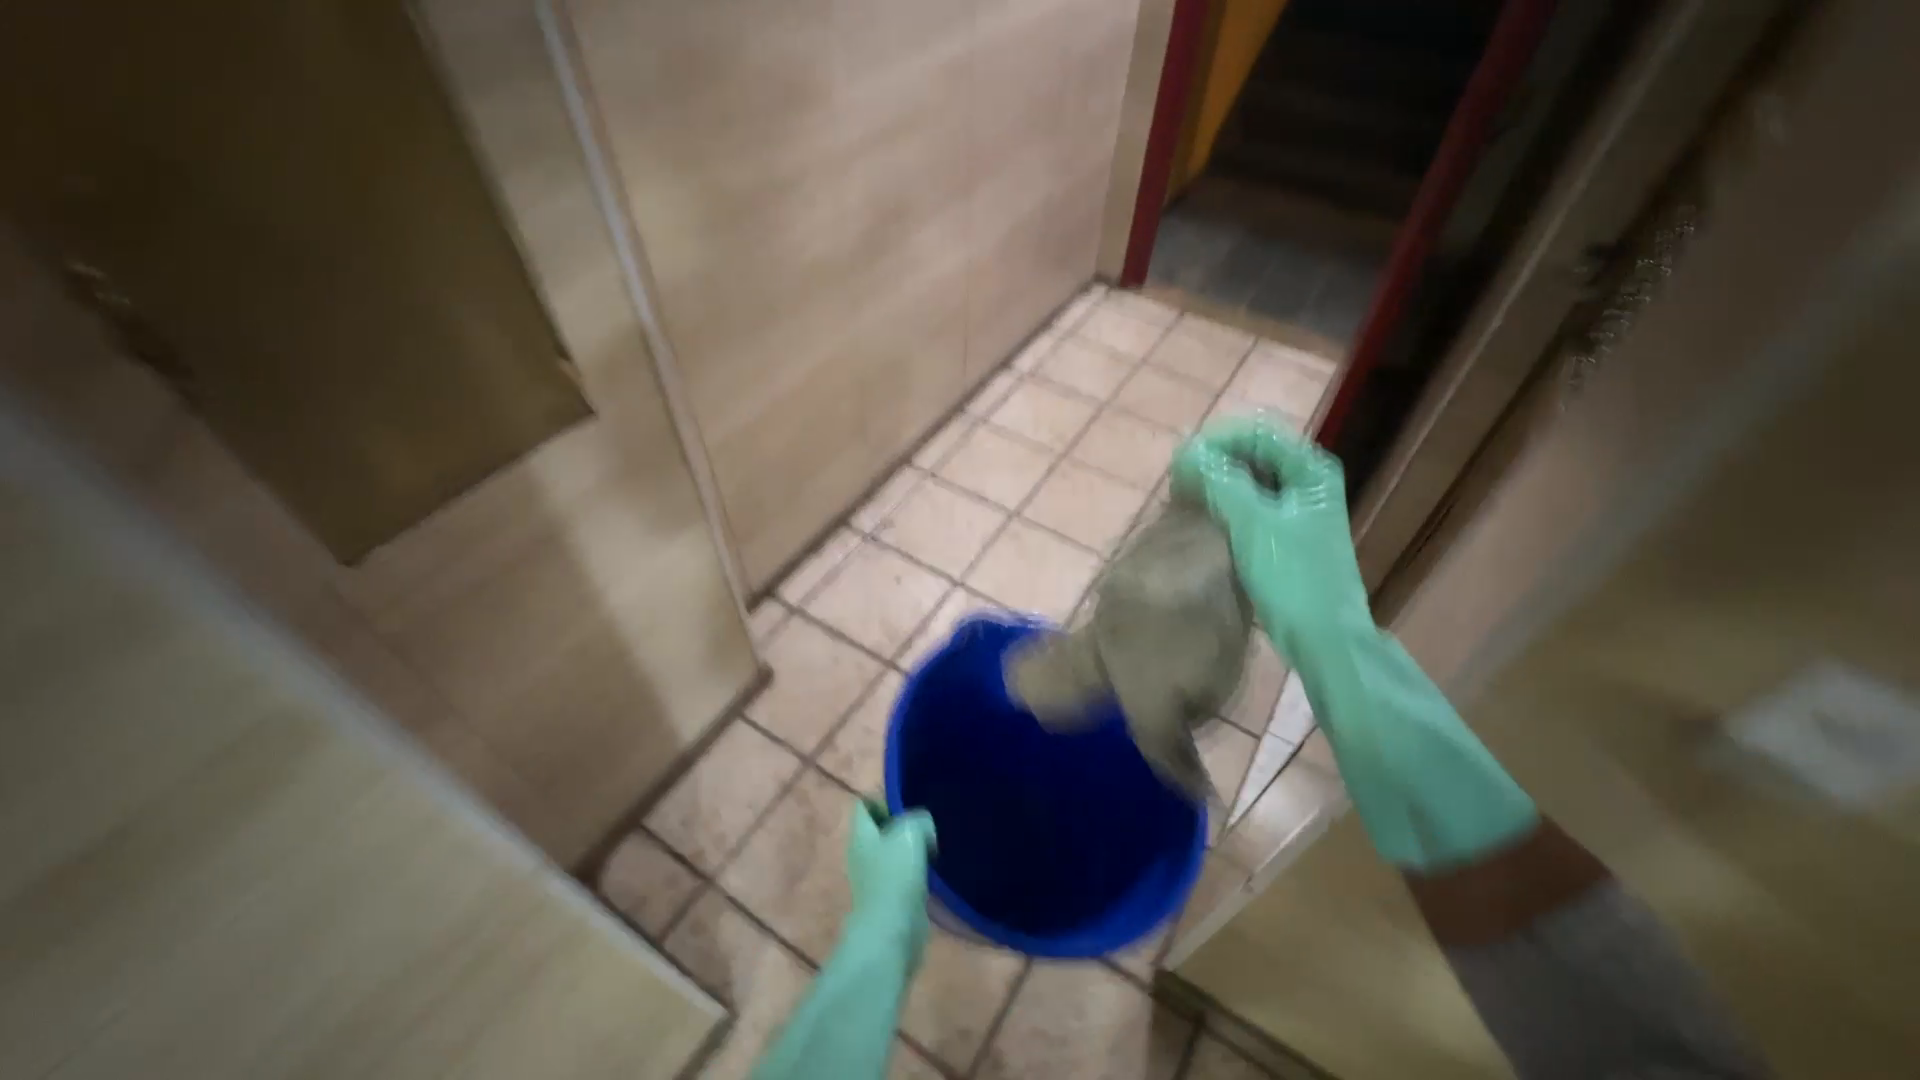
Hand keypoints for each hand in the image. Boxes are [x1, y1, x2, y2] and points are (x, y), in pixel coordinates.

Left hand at [844, 799, 936, 970]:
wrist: (892, 931)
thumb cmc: (895, 876)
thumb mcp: (910, 832)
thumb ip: (919, 819)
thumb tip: (925, 829)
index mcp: (860, 834)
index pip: (864, 804)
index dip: (884, 797)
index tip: (910, 800)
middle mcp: (863, 853)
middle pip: (881, 829)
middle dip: (903, 823)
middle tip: (929, 822)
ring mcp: (875, 878)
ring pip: (895, 853)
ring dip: (913, 849)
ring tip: (938, 843)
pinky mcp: (890, 898)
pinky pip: (905, 875)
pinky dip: (919, 871)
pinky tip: (937, 870)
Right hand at [1170, 416, 1373, 664]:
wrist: (1323, 638)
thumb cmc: (1292, 577)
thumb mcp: (1251, 523)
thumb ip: (1218, 481)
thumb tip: (1184, 452)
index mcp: (1310, 469)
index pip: (1254, 433)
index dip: (1215, 442)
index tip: (1180, 466)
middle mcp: (1308, 482)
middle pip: (1252, 454)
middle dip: (1214, 463)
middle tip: (1178, 484)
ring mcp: (1298, 510)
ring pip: (1248, 482)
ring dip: (1216, 486)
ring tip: (1184, 500)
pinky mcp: (1287, 536)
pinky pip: (1249, 507)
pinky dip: (1225, 507)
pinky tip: (1202, 520)